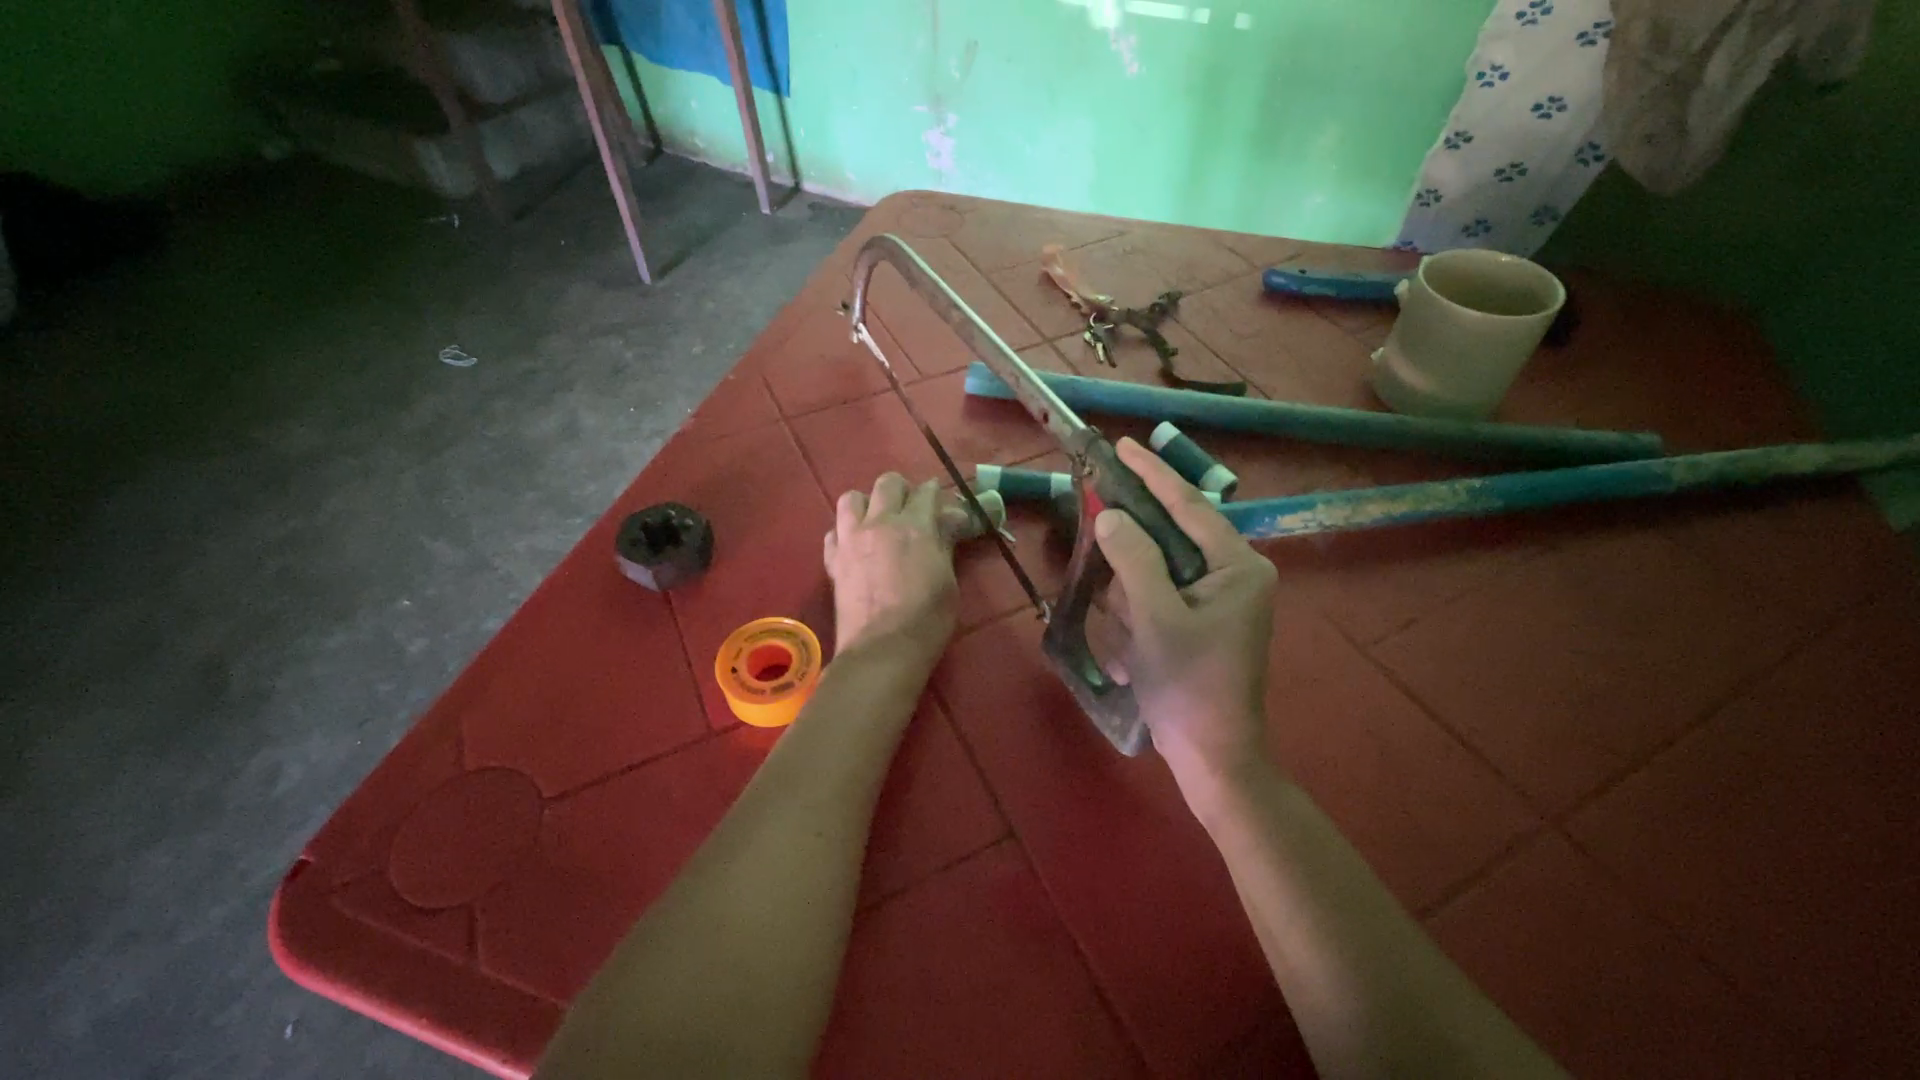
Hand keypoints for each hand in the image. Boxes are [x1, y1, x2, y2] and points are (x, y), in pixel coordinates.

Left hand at [823, 473, 958, 667]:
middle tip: (909, 508)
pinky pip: (833, 531)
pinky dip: (844, 533)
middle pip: (887, 483)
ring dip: (866, 503)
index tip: (938, 500)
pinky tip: (854, 546)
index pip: (926, 493)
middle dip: (901, 490)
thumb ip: (944, 544)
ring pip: (851, 498)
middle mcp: (880, 523)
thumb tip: (950, 520)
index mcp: (915, 526)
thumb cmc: (927, 619)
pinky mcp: (833, 560)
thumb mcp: (947, 580)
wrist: (882, 649)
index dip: (934, 493)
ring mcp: (851, 540)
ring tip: (876, 520)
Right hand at [1094, 438, 1276, 793]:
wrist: (1213, 756)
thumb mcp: (1156, 618)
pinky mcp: (1202, 624)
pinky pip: (1160, 601)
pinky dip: (1139, 618)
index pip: (1189, 507)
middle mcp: (1235, 575)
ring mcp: (1219, 602)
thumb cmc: (1189, 685)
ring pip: (1159, 573)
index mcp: (1239, 566)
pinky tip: (1136, 652)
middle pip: (1171, 539)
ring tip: (1131, 639)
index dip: (1152, 475)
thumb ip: (1134, 560)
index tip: (1122, 446)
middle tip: (1107, 556)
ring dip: (1132, 598)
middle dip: (1133, 557)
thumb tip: (1110, 517)